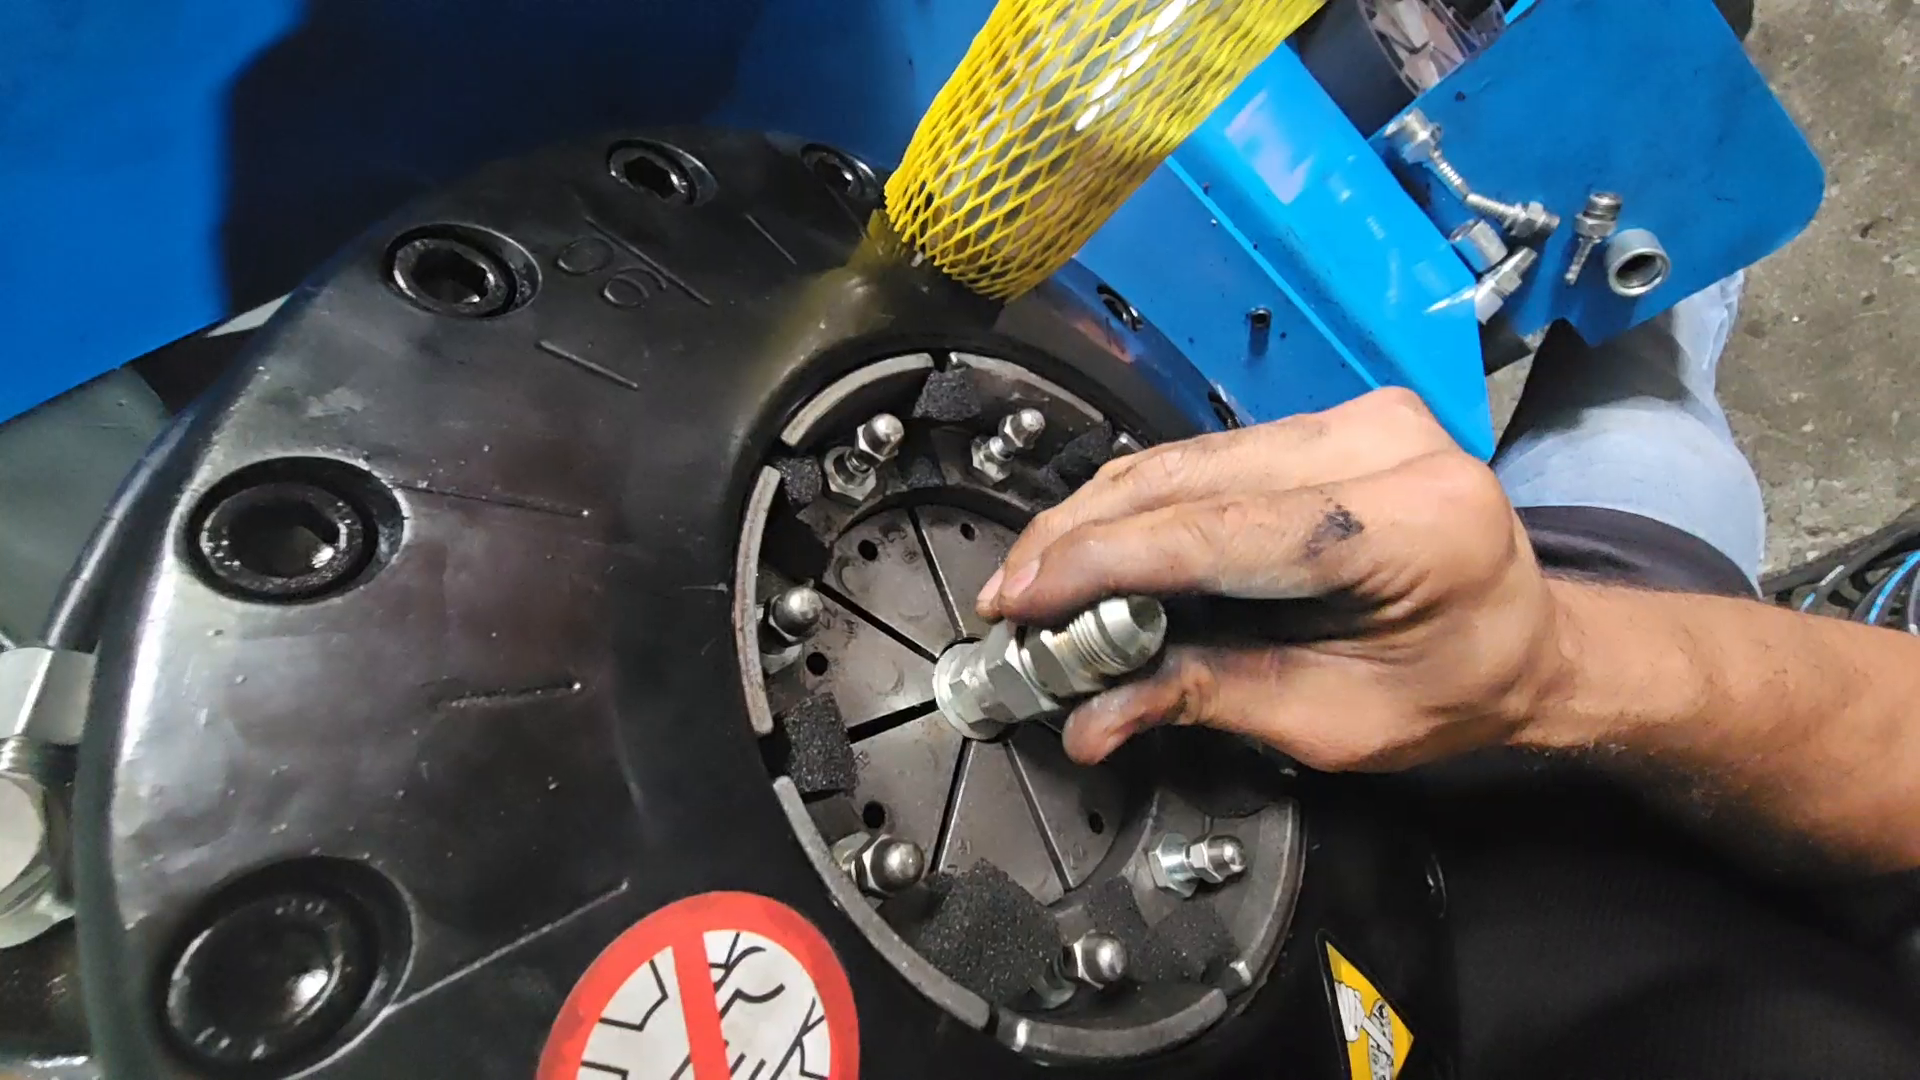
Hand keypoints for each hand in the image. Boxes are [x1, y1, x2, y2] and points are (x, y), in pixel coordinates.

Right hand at [977, 388, 1569, 768]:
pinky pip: (1194, 458)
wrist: (1529, 637)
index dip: (1101, 564)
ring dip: (1090, 519)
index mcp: (1412, 524)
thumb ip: (1203, 700)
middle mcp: (1379, 442)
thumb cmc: (1452, 689)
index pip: (1216, 531)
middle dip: (1075, 538)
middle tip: (1008, 594)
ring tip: (1033, 576)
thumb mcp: (1332, 721)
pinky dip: (1130, 505)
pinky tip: (1087, 542)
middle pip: (1179, 478)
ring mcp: (1348, 417)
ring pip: (1174, 459)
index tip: (1019, 599)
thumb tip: (1090, 722)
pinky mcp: (1318, 420)